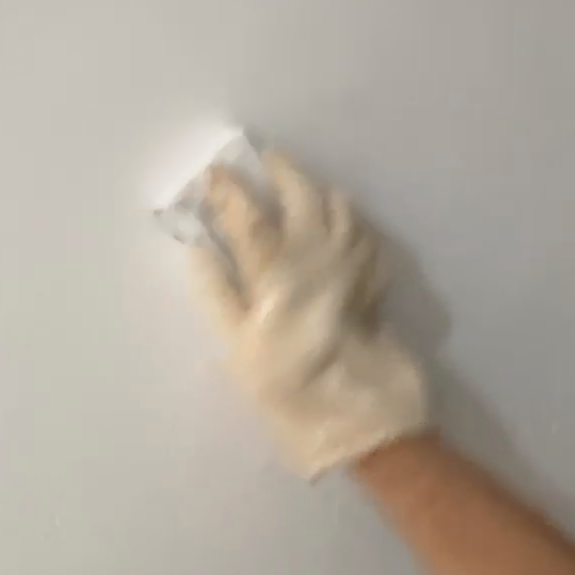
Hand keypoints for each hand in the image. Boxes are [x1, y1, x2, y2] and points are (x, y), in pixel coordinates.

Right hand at [192, 152, 429, 478]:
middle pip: (302, 194)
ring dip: (320, 188)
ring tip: (307, 185)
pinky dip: (352, 220)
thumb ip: (218, 296)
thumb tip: (198, 251)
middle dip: (283, 170)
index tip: (215, 173)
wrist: (363, 415)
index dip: (229, 189)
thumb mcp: (240, 351)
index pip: (248, 215)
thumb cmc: (293, 386)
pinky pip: (365, 232)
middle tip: (268, 159)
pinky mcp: (376, 279)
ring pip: (340, 206)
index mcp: (277, 270)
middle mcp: (317, 254)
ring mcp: (352, 262)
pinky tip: (345, 225)